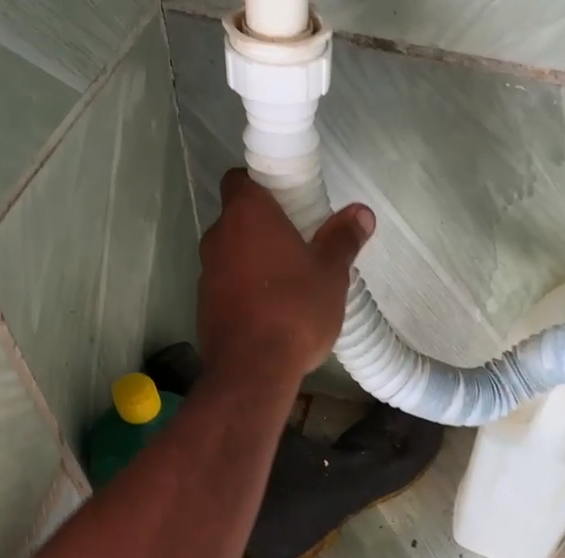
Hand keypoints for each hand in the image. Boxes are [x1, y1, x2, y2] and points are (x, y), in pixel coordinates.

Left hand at [196, 169, 373, 385]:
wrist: (252, 371)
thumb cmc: (295, 311)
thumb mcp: (331, 274)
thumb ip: (343, 240)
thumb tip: (361, 213)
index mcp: (247, 214)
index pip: (240, 179)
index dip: (261, 187)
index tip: (288, 203)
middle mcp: (218, 236)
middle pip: (236, 219)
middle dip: (262, 229)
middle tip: (297, 248)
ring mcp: (206, 274)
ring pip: (231, 256)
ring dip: (253, 263)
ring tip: (287, 287)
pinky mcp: (203, 307)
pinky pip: (226, 288)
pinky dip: (244, 293)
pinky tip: (270, 315)